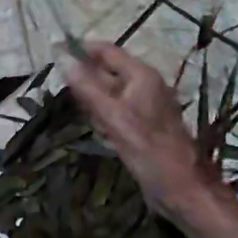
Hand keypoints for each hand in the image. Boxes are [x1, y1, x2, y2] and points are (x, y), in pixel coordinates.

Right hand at [61, 41, 218, 215]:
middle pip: (108, 72)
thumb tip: (63, 59)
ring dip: (94, 103)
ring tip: (89, 119)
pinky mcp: (144, 124)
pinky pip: (117, 111)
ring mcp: (146, 105)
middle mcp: (145, 85)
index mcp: (142, 75)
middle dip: (86, 81)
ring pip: (111, 93)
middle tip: (66, 93)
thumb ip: (87, 88)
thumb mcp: (113, 117)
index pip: (107, 51)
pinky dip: (105, 118)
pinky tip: (102, 133)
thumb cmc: (148, 149)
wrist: (181, 188)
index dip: (82, 50)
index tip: (56, 53)